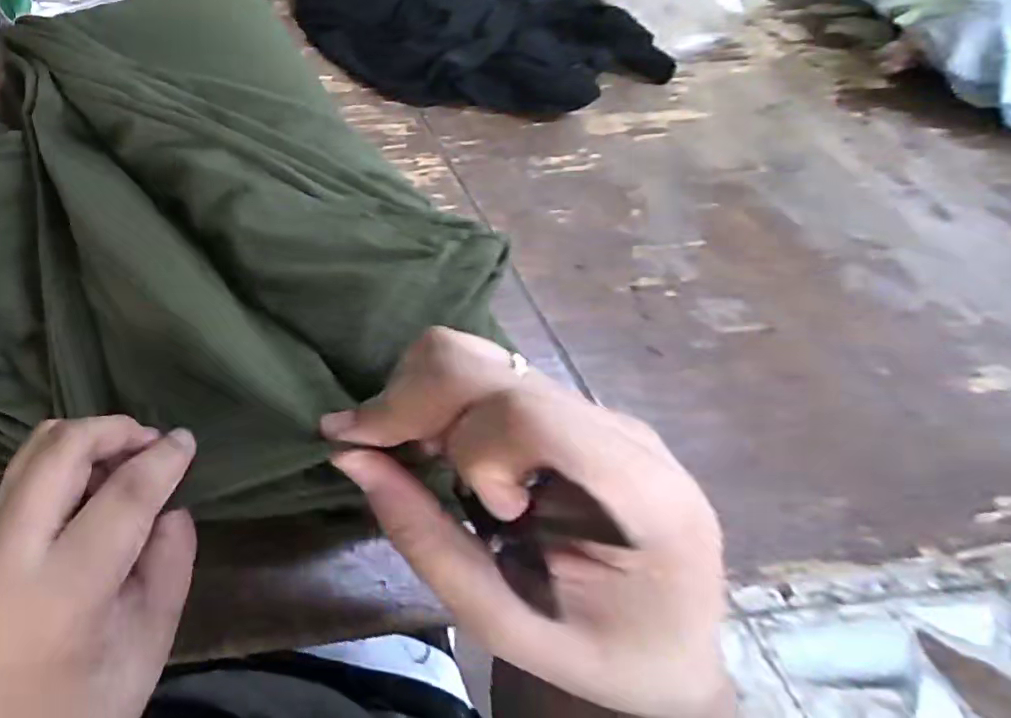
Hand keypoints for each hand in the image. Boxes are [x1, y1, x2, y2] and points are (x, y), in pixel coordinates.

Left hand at [0, 417, 197, 717]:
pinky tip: (90, 479)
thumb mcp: (145, 649)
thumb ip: (169, 568)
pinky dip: (62, 454)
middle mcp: (13, 549)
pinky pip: (22, 468)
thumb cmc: (80, 707)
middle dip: (116, 430)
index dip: (162, 460)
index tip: (188, 440)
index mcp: (64, 590)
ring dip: (86, 437)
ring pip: (36, 446)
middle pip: (65, 448)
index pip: (123, 497)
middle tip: (153, 443)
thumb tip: (173, 505)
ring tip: (124, 457)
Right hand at [322, 329, 731, 717]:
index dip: (471, 445)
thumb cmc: (591, 653)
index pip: (528, 415)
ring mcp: (592, 409)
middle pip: (483, 367)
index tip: (463, 497)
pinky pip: (480, 367)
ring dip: (418, 394)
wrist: (662, 655)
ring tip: (414, 449)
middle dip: (412, 402)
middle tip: (380, 450)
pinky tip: (435, 440)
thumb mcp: (502, 622)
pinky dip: (433, 394)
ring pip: (471, 354)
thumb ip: (423, 538)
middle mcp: (618, 431)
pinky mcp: (564, 403)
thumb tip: (347, 453)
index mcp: (639, 495)